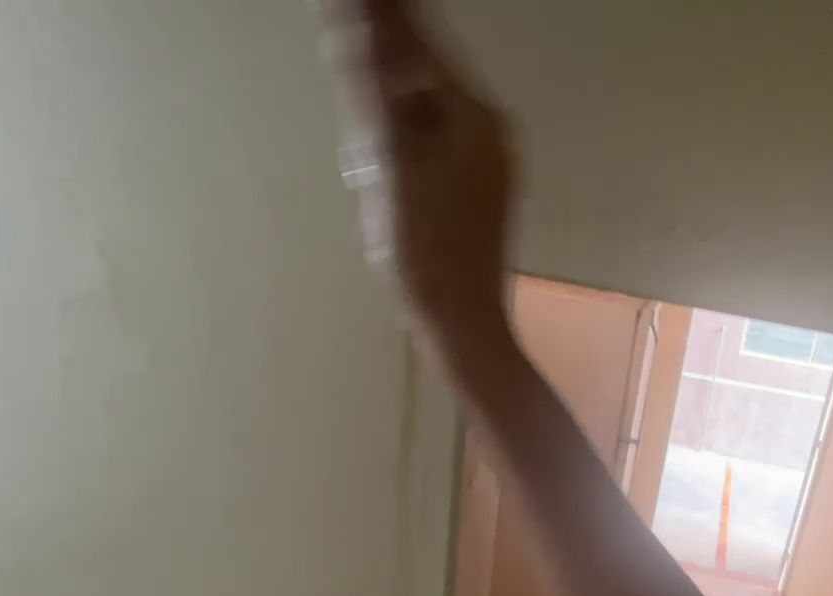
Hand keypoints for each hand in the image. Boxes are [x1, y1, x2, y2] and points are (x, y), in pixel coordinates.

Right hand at [326, 0, 515, 342]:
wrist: (462, 325)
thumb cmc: (427, 253)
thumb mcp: (392, 165)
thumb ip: (373, 89)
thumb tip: (358, 18)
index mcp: (476, 119)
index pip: (419, 44)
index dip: (379, 15)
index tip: (344, 1)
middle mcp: (490, 135)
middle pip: (423, 78)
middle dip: (380, 64)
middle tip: (341, 38)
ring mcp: (487, 167)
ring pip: (425, 116)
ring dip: (387, 107)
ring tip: (359, 113)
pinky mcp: (475, 195)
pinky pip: (433, 148)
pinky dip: (402, 142)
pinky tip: (379, 156)